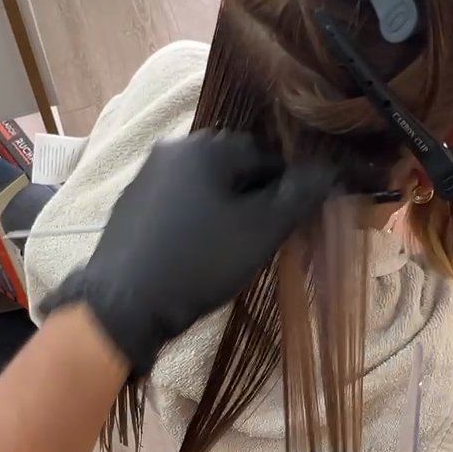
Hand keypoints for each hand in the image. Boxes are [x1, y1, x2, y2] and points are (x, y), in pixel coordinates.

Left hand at [39, 131, 333, 375]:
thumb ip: (297, 197)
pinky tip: (196, 255)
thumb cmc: (197, 265)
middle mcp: (173, 148)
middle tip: (262, 241)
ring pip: (203, 188)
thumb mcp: (259, 233)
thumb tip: (329, 170)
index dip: (287, 188)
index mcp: (208, 146)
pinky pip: (176, 206)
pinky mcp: (129, 208)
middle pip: (232, 168)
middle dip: (253, 199)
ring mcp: (145, 177)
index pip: (267, 155)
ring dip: (223, 211)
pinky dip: (193, 223)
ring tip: (230, 252)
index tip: (293, 223)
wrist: (123, 305)